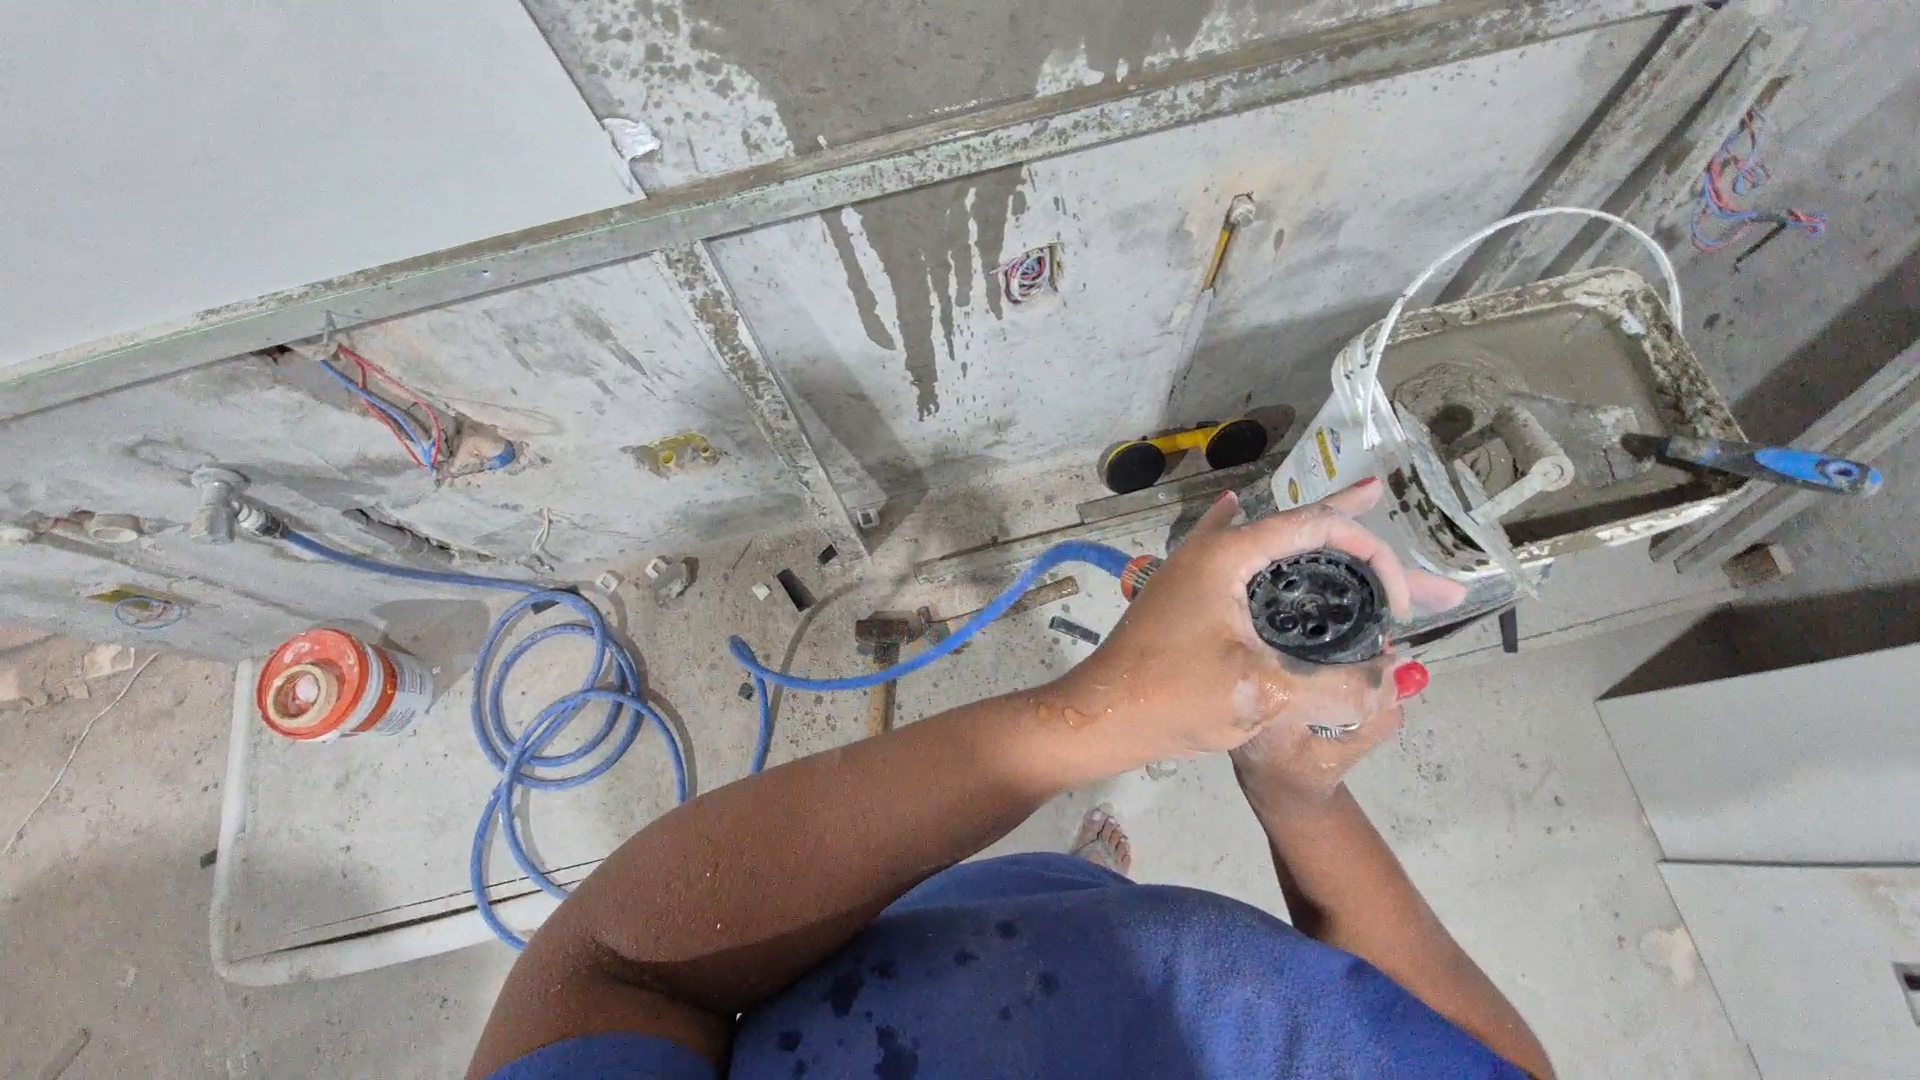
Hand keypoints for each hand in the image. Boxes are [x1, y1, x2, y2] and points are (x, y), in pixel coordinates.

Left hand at [1048, 479, 1464, 773]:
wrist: (1102, 716)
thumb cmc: (1173, 697)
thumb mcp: (1262, 694)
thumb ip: (1335, 685)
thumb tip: (1388, 679)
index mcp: (1227, 555)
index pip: (1315, 526)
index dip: (1371, 552)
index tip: (1402, 603)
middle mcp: (1209, 550)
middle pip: (1290, 524)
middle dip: (1345, 525)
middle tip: (1380, 493)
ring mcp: (1192, 571)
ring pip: (1262, 540)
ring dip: (1305, 534)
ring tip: (1336, 507)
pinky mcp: (1186, 595)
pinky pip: (1231, 553)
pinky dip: (1254, 539)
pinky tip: (1242, 512)